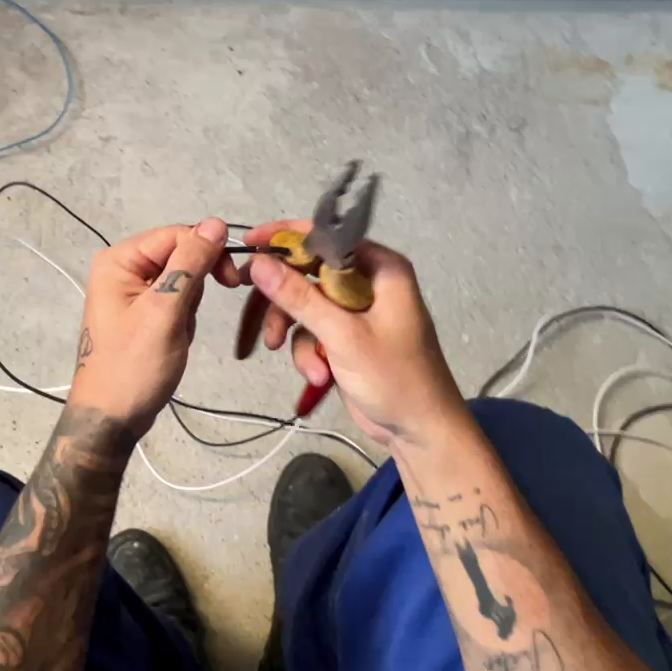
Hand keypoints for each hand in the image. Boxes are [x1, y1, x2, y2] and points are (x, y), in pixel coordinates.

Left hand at [67, 217, 237, 435]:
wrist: (111, 418)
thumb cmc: (134, 365)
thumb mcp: (165, 311)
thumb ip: (190, 264)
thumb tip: (216, 222)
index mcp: (119, 259)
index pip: (176, 234)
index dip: (208, 251)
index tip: (233, 281)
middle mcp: (121, 267)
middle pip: (178, 254)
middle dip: (194, 286)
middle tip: (188, 320)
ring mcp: (130, 289)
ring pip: (181, 278)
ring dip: (189, 306)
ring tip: (175, 334)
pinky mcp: (140, 310)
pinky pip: (174, 299)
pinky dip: (182, 318)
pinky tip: (173, 340)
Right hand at [243, 221, 464, 449]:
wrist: (420, 433)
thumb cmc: (394, 377)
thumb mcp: (342, 335)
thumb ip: (299, 297)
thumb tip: (258, 262)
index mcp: (379, 268)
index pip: (326, 237)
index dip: (287, 238)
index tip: (251, 243)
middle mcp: (367, 281)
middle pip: (308, 273)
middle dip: (285, 301)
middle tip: (254, 308)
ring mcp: (355, 311)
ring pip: (304, 305)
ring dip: (296, 334)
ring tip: (295, 360)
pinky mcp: (345, 336)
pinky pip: (311, 331)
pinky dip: (308, 352)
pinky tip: (318, 377)